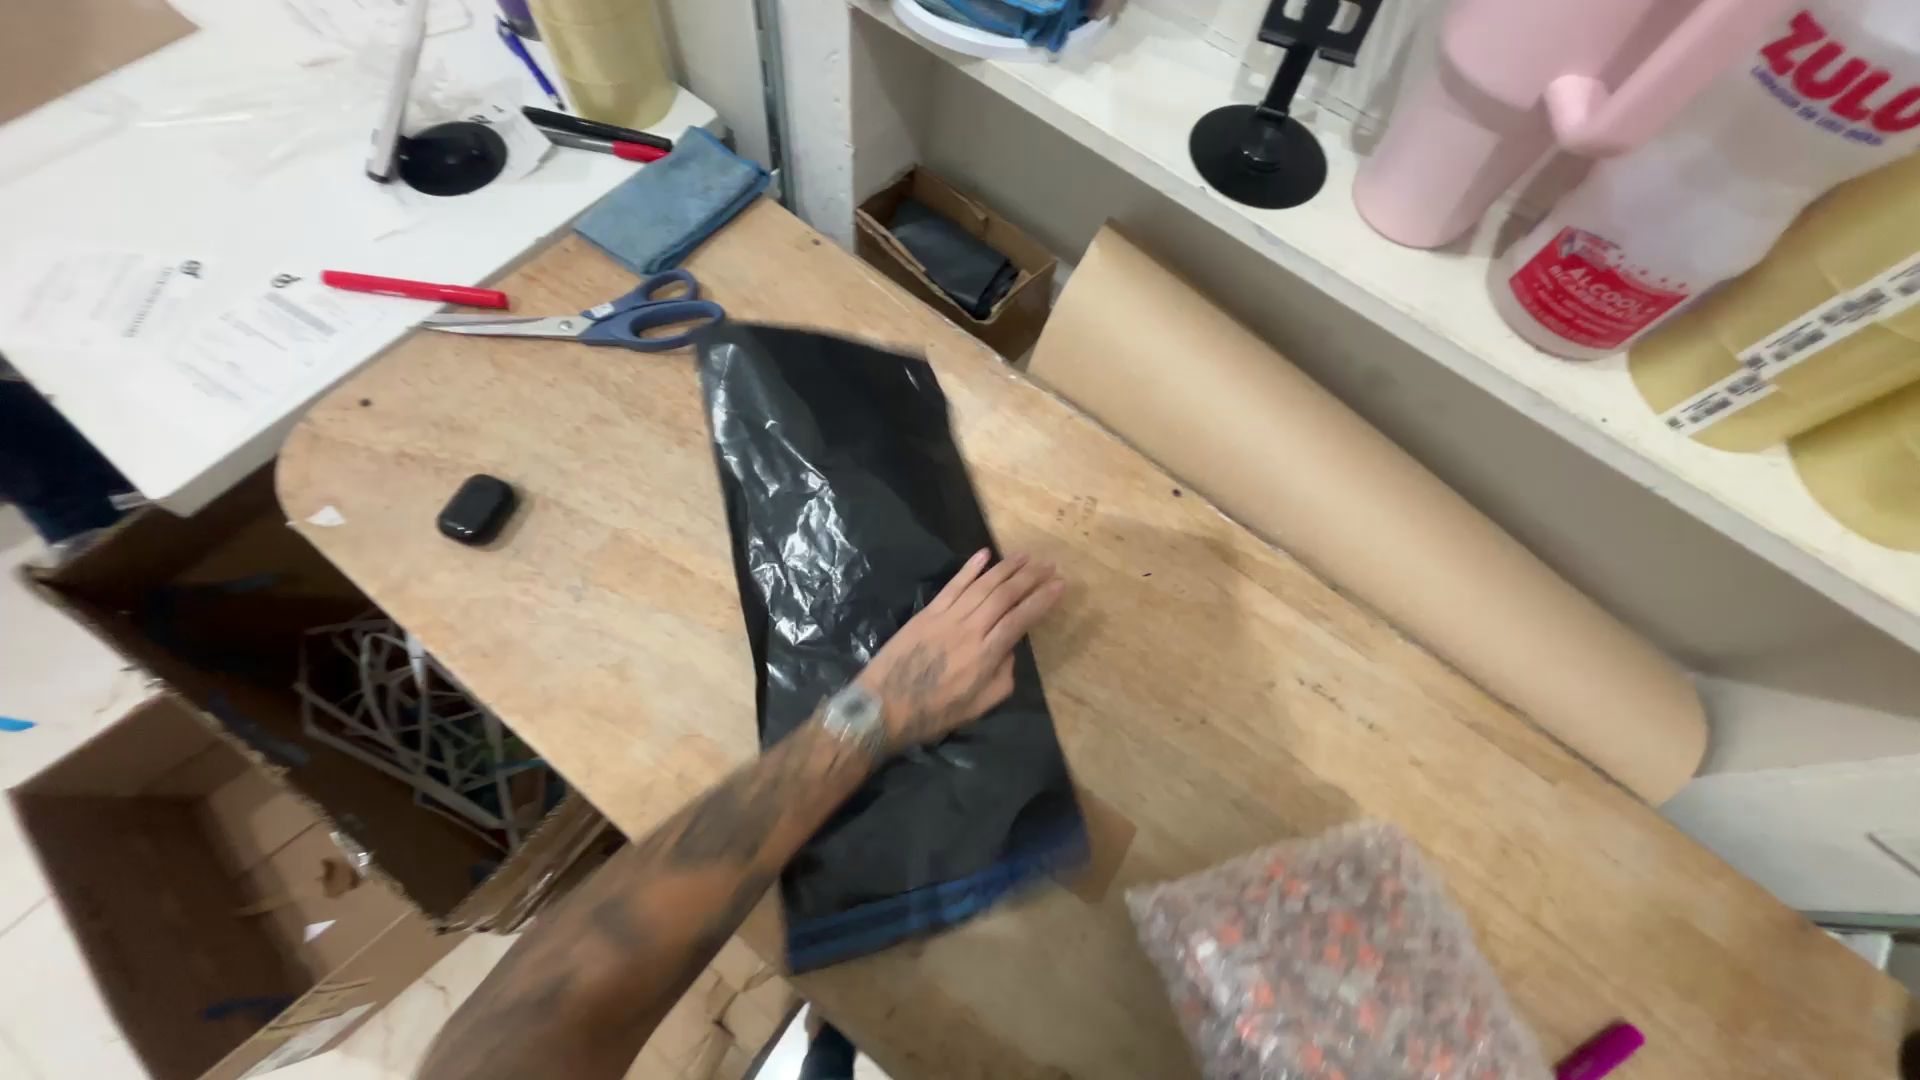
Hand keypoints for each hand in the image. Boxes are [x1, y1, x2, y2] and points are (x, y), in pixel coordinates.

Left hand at [857, 549, 1064, 753]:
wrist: (883, 707)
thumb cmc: (934, 713)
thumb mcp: (979, 706)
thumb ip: (1003, 678)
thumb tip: (1009, 651)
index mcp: (986, 655)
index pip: (1021, 619)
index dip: (1042, 600)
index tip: (1060, 586)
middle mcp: (970, 630)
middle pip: (1005, 596)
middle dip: (1030, 578)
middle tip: (1049, 565)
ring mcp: (947, 617)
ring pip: (982, 585)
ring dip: (1006, 568)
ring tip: (1026, 556)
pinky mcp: (927, 612)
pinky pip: (953, 586)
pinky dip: (969, 569)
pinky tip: (984, 554)